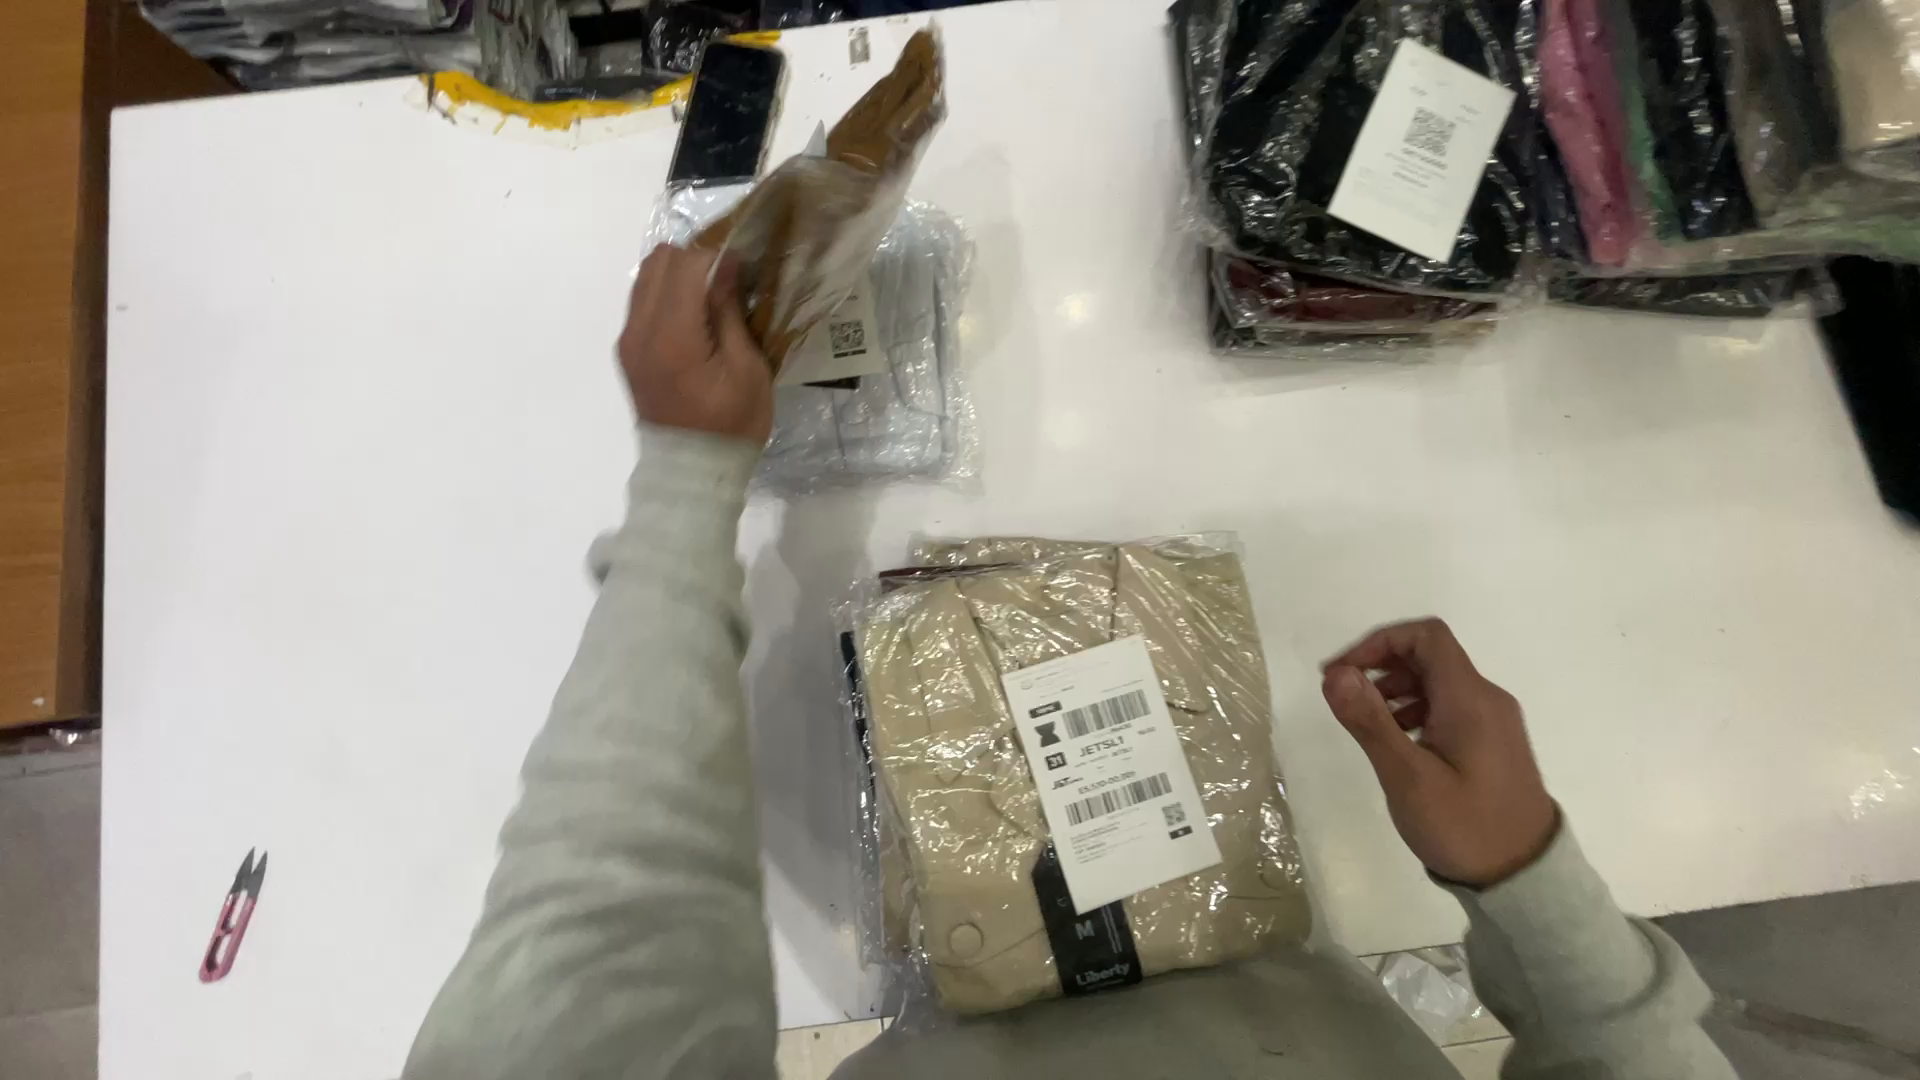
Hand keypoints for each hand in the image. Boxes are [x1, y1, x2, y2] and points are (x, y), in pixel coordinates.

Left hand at [618, 244, 772, 444]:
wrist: (693, 470)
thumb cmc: (732, 425)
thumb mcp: (748, 370)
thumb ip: (729, 312)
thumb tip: (726, 265)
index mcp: (673, 336)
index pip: (687, 265)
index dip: (718, 258)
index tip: (744, 272)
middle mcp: (640, 330)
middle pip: (660, 261)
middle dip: (696, 261)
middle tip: (727, 285)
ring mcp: (628, 340)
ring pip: (647, 277)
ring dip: (679, 278)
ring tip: (711, 303)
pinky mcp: (627, 351)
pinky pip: (643, 302)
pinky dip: (668, 297)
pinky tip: (694, 322)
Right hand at [1321, 618, 1557, 887]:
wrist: (1526, 882)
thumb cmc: (1463, 827)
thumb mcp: (1406, 777)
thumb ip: (1369, 721)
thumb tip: (1335, 674)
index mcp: (1470, 700)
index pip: (1425, 636)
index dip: (1377, 642)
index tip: (1342, 674)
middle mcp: (1487, 699)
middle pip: (1428, 654)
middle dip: (1378, 664)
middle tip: (1342, 697)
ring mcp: (1492, 721)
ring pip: (1436, 679)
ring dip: (1393, 687)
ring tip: (1365, 723)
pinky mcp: (1490, 741)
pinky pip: (1446, 704)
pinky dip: (1412, 707)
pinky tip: (1396, 741)